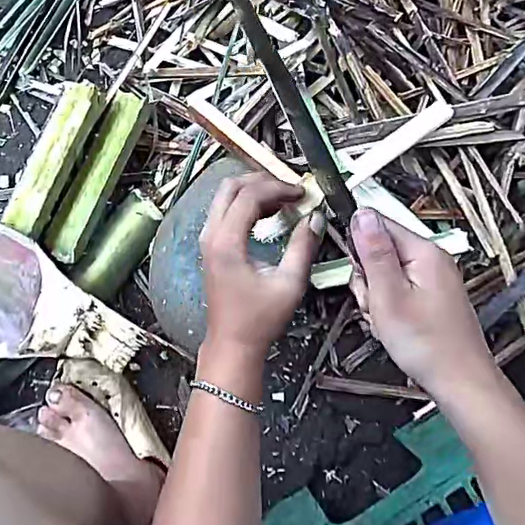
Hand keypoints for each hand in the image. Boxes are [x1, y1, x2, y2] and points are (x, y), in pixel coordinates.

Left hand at [198, 173, 321, 357]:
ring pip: (226, 195)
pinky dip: (247, 203)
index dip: (278, 188)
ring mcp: (208, 239)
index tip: (301, 193)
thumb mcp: (289, 283)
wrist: (233, 343)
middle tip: (291, 188)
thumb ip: (303, 246)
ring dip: (254, 190)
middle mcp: (211, 236)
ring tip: (284, 198)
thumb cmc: (257, 320)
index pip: (250, 196)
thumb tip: (315, 218)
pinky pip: (226, 209)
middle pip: (231, 186)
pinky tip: (270, 211)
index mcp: (226, 243)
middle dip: (263, 181)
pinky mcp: (212, 245)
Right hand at [347, 208, 500, 397]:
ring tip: (386, 319)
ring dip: (376, 296)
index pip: (378, 224)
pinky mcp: (430, 296)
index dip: (360, 247)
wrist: (461, 386)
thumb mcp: (389, 295)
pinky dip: (388, 307)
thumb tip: (362, 213)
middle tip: (376, 303)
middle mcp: (432, 259)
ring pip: (385, 272)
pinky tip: (394, 325)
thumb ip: (374, 252)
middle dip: (368, 277)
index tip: (361, 274)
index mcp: (424, 252)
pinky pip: (397, 289)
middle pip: (380, 249)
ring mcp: (432, 279)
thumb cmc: (429, 346)